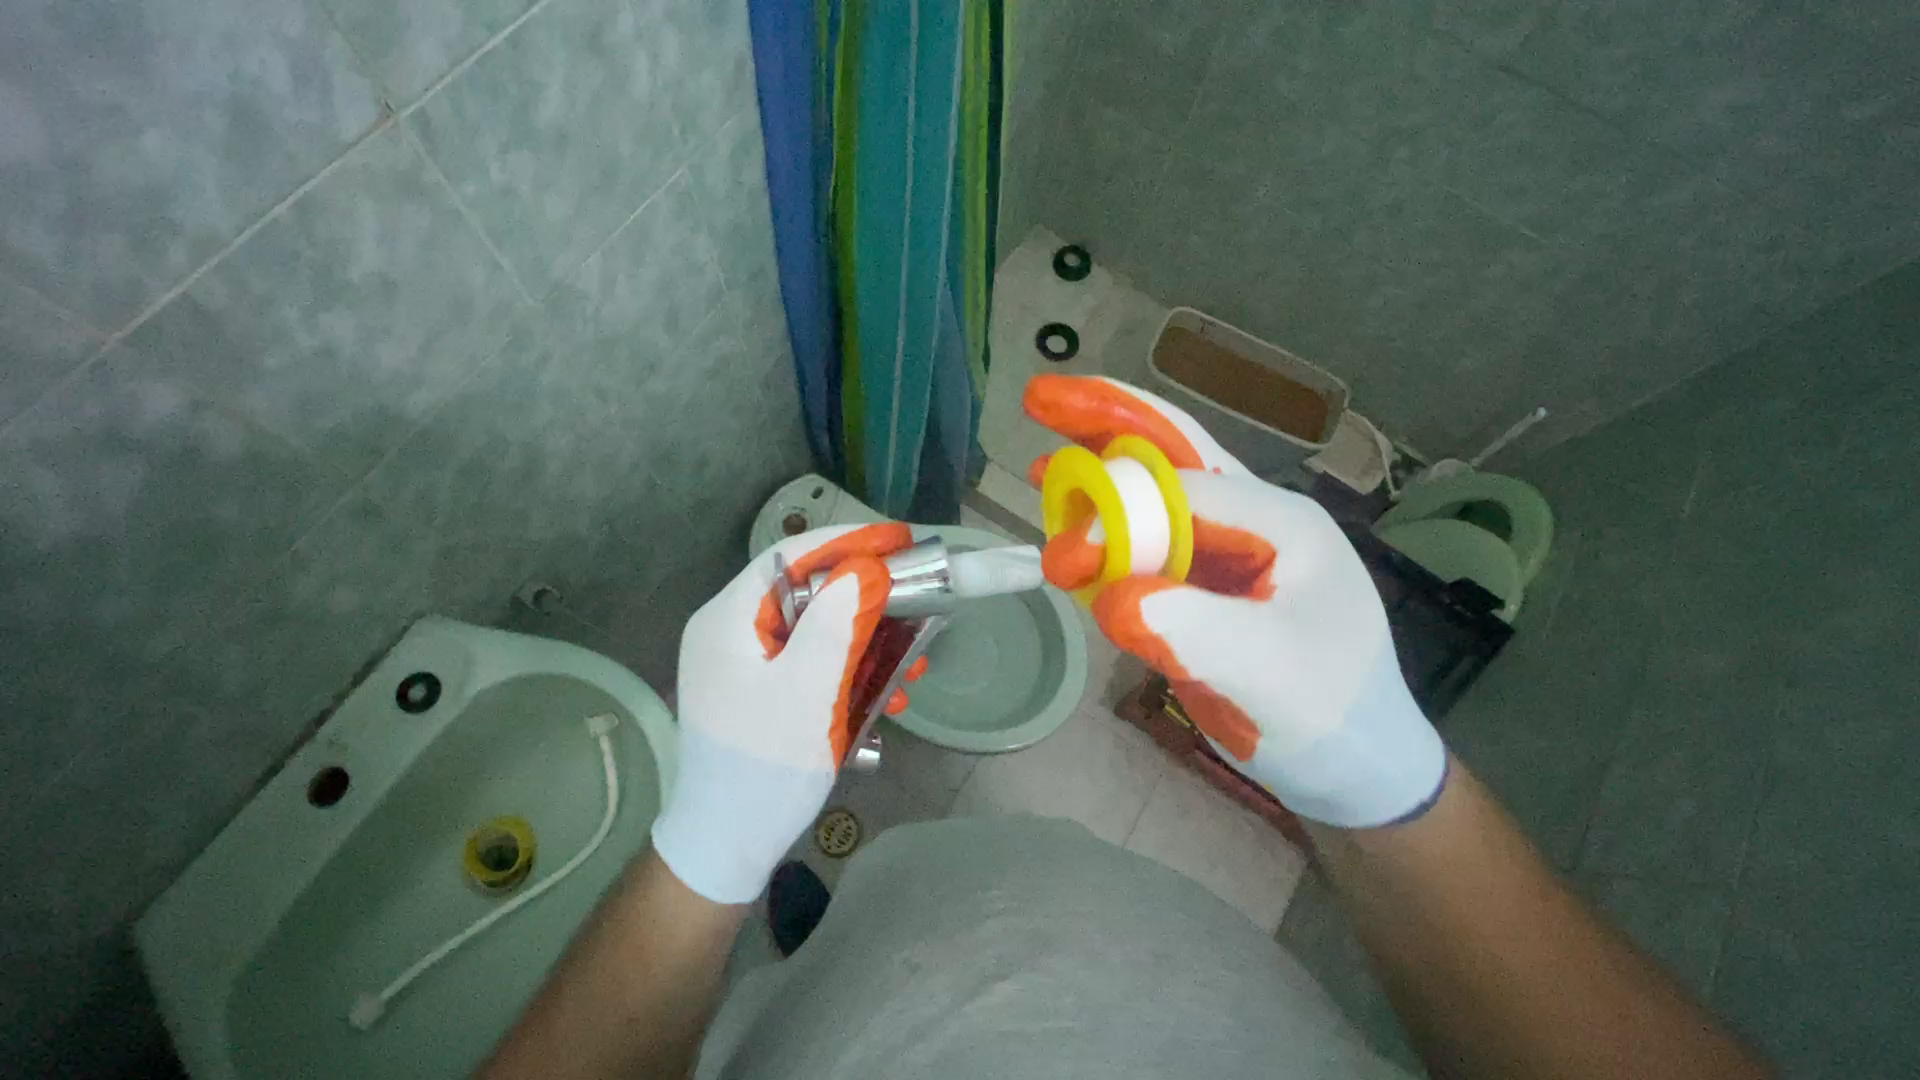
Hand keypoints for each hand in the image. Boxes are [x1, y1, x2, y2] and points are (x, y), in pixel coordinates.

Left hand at [651, 523, 913, 902]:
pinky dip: (850, 668)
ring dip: (867, 639)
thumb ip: (834, 623)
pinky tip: (891, 690)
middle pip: (806, 591)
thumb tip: (863, 568)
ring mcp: (745, 664)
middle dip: (866, 598)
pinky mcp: (760, 692)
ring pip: (815, 629)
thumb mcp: (807, 692)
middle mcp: (732, 632)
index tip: (899, 540)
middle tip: (917, 597)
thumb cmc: (764, 767)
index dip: (846, 542)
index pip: (790, 557)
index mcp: (728, 620)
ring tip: (915, 657)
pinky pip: (811, 662)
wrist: (727, 846)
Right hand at [1025, 375, 1444, 827]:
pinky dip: (1107, 527)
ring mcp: (1231, 549)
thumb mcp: (1268, 674)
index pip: (1183, 493)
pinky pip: (1151, 539)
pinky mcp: (1209, 582)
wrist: (1356, 764)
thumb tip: (1109, 598)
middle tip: (1040, 395)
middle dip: (1105, 419)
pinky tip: (1073, 526)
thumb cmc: (1329, 714)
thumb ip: (1191, 629)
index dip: (1115, 514)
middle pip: (1171, 452)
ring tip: (1042, 461)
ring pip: (1156, 489)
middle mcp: (1255, 519)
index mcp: (1282, 523)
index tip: (1064, 562)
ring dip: (1099, 471)